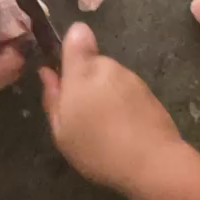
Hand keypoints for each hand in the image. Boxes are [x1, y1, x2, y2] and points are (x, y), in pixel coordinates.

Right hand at [39, 23, 189, 194]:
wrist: (152, 162)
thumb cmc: (97, 148)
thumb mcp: (62, 130)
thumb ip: (53, 97)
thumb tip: (47, 72)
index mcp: (82, 72)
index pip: (77, 37)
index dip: (71, 46)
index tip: (66, 69)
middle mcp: (108, 67)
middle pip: (92, 64)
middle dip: (86, 81)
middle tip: (82, 114)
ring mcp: (132, 78)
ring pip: (110, 78)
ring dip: (105, 94)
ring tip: (104, 126)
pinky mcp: (149, 92)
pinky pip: (127, 92)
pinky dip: (122, 105)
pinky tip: (123, 130)